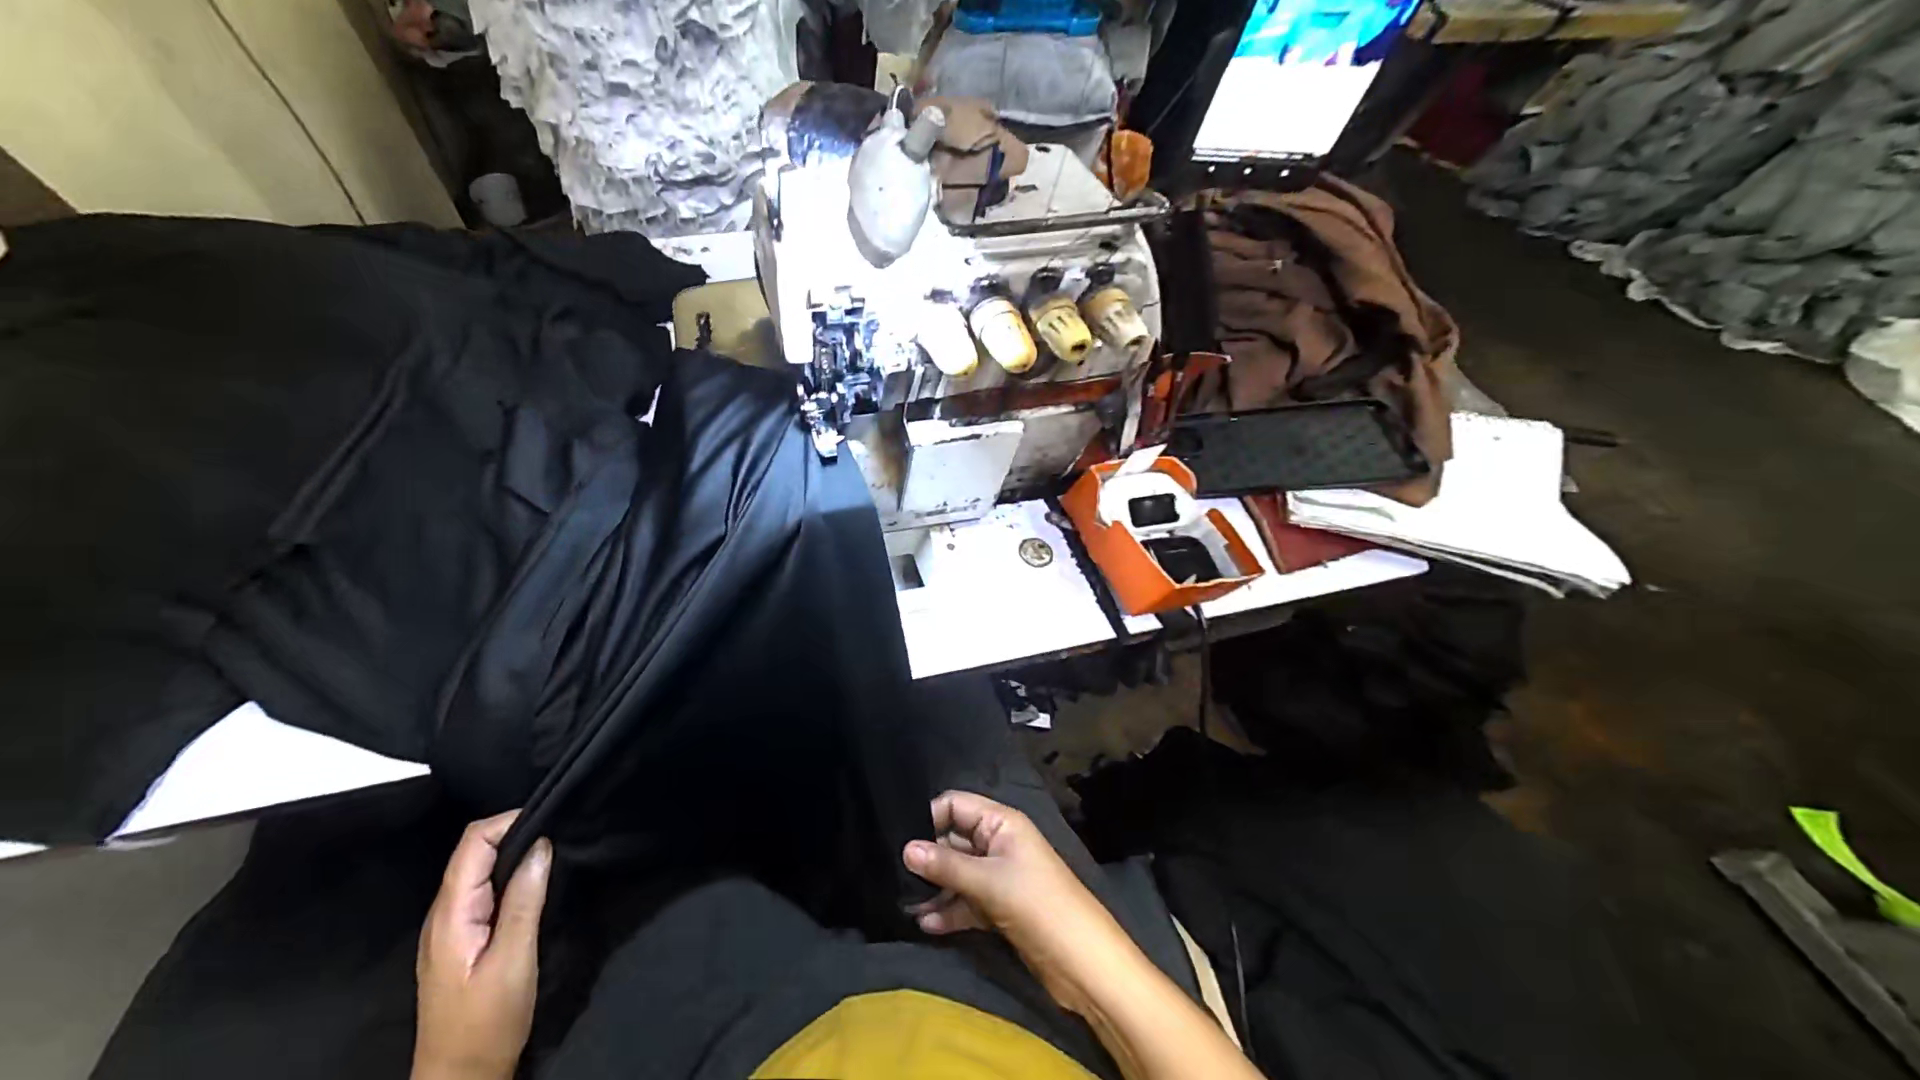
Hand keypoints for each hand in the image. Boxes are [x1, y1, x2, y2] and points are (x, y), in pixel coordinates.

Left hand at [414, 811, 551, 1079]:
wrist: (460, 1077)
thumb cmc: (488, 1020)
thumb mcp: (514, 959)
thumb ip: (524, 899)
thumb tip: (542, 844)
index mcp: (450, 915)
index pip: (472, 844)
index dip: (509, 821)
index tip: (551, 818)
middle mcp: (443, 914)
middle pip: (472, 852)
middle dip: (514, 831)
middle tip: (560, 829)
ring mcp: (449, 928)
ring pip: (478, 870)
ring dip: (513, 852)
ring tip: (554, 848)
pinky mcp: (462, 939)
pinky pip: (483, 890)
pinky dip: (509, 873)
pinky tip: (534, 879)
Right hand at [902, 791, 1133, 1015]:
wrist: (1083, 962)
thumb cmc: (1038, 904)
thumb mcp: (989, 881)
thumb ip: (946, 865)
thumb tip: (904, 849)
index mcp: (1001, 823)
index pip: (955, 805)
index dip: (928, 818)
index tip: (899, 841)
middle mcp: (998, 843)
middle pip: (952, 840)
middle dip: (925, 858)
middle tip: (893, 878)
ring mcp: (998, 876)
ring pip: (956, 873)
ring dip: (933, 888)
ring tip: (905, 906)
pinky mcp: (998, 907)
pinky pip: (965, 901)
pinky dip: (947, 911)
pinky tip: (925, 924)